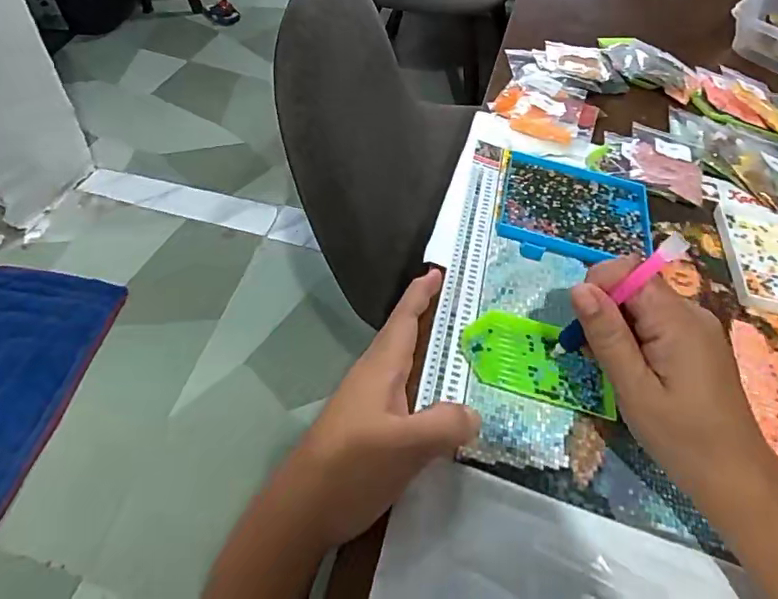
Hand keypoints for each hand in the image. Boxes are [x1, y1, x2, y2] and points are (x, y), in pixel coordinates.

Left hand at [270, 268, 480, 546]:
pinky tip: (437, 402)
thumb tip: (474, 413)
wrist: (302, 507)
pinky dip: (424, 383)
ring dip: (427, 350)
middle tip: (461, 305)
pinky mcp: (369, 427)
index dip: (421, 294)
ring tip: (458, 349)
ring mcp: (369, 402)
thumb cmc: (351, 465)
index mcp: (381, 368)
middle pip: (404, 336)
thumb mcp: (405, 447)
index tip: (439, 270)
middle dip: (429, 317)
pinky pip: (404, 391)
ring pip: (404, 364)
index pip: (404, 319)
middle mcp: (374, 377)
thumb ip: (443, 426)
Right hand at [569, 258, 771, 508]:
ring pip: (644, 303)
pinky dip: (637, 335)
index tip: (585, 322)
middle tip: (593, 351)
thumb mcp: (634, 389)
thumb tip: (579, 288)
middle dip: (606, 307)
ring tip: (614, 367)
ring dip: (619, 324)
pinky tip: (635, 371)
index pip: (630, 268)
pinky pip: (658, 321)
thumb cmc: (683, 439)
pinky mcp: (699, 343)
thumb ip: (606, 335)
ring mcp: (698, 327)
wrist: (740, 482)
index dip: (600, 283)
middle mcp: (690, 312)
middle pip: (635, 284)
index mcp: (677, 318)